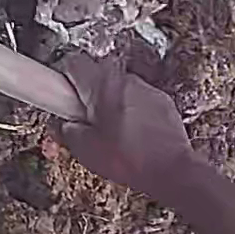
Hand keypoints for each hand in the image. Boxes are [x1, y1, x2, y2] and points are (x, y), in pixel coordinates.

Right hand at [57, 54, 206, 200]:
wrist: (171, 170)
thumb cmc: (129, 160)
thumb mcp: (86, 151)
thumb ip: (67, 132)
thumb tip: (62, 124)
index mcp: (102, 85)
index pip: (72, 63)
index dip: (64, 81)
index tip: (63, 99)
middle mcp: (125, 78)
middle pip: (97, 76)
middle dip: (88, 96)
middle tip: (87, 123)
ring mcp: (147, 88)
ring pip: (119, 89)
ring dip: (112, 105)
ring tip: (114, 135)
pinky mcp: (163, 101)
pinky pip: (139, 101)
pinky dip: (133, 113)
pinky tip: (134, 137)